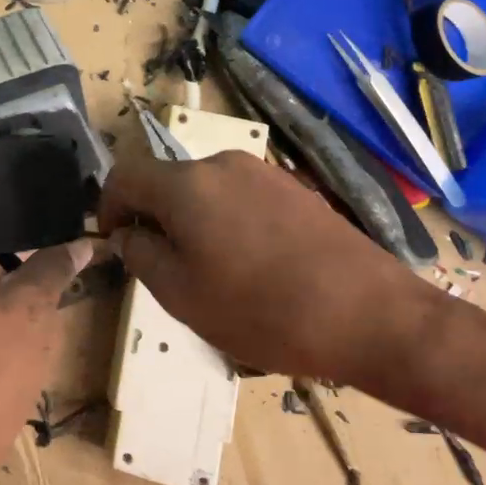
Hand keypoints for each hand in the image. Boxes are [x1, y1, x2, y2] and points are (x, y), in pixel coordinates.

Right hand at [98, 148, 445, 383]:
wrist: (377, 319)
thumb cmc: (263, 311)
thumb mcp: (182, 295)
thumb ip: (141, 256)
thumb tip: (126, 234)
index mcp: (185, 184)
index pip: (124, 175)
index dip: (108, 206)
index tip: (116, 242)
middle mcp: (221, 164)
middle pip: (167, 181)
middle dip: (154, 216)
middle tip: (163, 265)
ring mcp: (264, 173)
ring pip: (205, 190)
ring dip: (193, 221)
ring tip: (212, 270)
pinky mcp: (298, 190)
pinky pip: (242, 198)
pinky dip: (230, 222)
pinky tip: (254, 265)